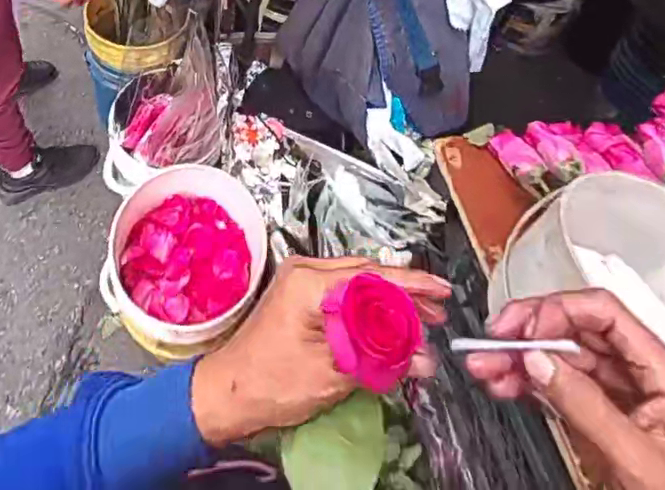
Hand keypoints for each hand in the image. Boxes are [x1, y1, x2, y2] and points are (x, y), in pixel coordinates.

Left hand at [191, 257, 449, 446]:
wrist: (222, 395)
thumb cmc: (271, 385)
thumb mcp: (332, 374)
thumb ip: (381, 358)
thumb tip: (424, 358)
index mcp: (311, 282)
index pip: (373, 276)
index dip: (412, 284)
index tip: (441, 291)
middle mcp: (307, 270)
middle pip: (369, 274)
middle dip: (406, 293)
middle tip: (437, 311)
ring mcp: (303, 278)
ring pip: (359, 281)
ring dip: (390, 300)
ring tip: (421, 319)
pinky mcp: (301, 293)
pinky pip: (345, 292)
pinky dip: (369, 306)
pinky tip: (388, 321)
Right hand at [464, 289, 664, 489]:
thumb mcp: (641, 464)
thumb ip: (588, 408)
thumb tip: (538, 358)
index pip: (607, 314)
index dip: (560, 310)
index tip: (522, 327)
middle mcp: (646, 379)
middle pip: (582, 332)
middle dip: (533, 332)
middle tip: (492, 338)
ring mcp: (627, 404)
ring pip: (568, 362)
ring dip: (525, 360)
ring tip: (485, 366)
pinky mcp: (612, 429)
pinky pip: (568, 393)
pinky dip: (536, 387)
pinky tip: (508, 385)